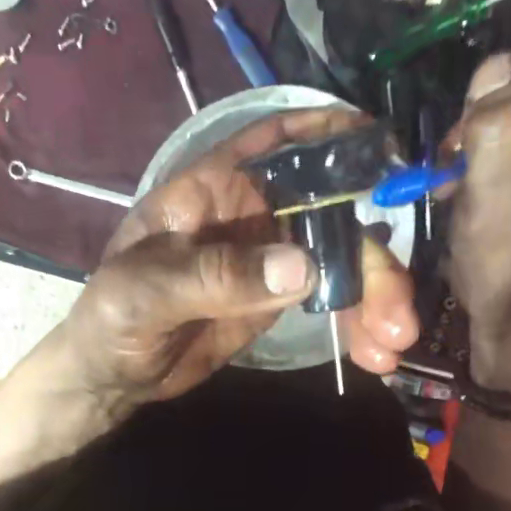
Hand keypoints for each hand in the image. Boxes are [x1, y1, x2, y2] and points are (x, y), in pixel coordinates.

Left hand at [56, 107, 419, 413]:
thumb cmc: (112, 317)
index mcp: (212, 189)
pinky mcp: (279, 297)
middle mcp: (250, 213)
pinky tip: (375, 352)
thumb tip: (304, 266)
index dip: (327, 134)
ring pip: (342, 259)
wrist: (113, 375)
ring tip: (392, 343)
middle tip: (398, 310)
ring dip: (376, 296)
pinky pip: (333, 298)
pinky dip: (358, 321)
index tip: (380, 143)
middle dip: (372, 258)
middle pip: (330, 212)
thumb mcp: (148, 293)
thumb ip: (216, 276)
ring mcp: (270, 256)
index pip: (275, 142)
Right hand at [443, 53, 510, 394]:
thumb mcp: (495, 196)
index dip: (481, 117)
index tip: (463, 170)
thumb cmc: (509, 270)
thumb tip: (495, 67)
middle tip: (467, 184)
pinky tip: (493, 193)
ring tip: (478, 194)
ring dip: (486, 147)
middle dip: (484, 130)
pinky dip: (500, 158)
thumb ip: (497, 124)